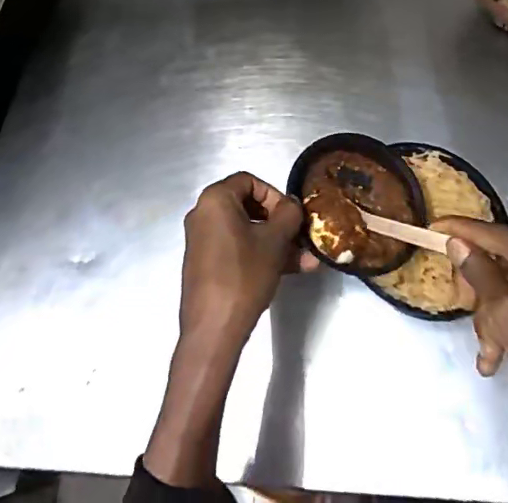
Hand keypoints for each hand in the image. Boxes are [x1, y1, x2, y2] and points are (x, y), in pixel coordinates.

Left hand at [177, 172, 314, 349]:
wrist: (213, 327)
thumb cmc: (244, 274)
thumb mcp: (274, 242)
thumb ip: (288, 215)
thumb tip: (292, 204)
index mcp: (215, 199)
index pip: (249, 181)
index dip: (275, 195)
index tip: (291, 217)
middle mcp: (203, 212)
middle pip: (247, 205)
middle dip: (278, 222)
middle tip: (299, 239)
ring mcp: (202, 238)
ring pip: (245, 230)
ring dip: (275, 242)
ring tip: (304, 261)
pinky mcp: (205, 261)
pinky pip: (236, 247)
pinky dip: (259, 254)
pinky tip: (289, 271)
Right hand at [436, 219, 507, 483]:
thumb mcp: (506, 311)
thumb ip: (477, 271)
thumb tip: (455, 241)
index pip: (484, 230)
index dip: (452, 229)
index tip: (424, 230)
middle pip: (490, 258)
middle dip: (475, 290)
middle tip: (461, 309)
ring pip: (500, 284)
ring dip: (489, 315)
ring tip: (488, 352)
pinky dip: (504, 321)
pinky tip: (495, 355)